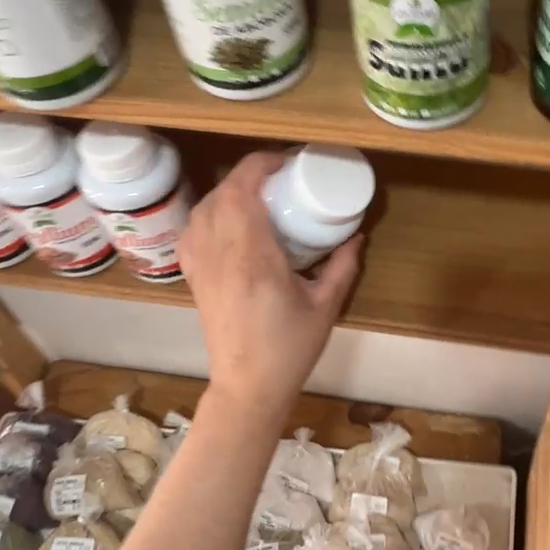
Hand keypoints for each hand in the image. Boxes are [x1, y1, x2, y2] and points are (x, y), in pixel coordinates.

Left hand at [179, 152, 362, 420]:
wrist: (248, 386)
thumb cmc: (290, 349)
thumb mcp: (325, 307)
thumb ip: (343, 267)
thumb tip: (356, 236)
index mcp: (254, 258)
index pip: (244, 191)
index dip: (260, 165)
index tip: (285, 162)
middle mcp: (221, 255)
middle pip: (223, 193)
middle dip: (248, 175)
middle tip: (278, 178)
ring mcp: (203, 266)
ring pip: (204, 208)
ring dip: (228, 192)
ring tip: (255, 195)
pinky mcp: (195, 277)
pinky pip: (193, 230)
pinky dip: (210, 214)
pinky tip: (229, 221)